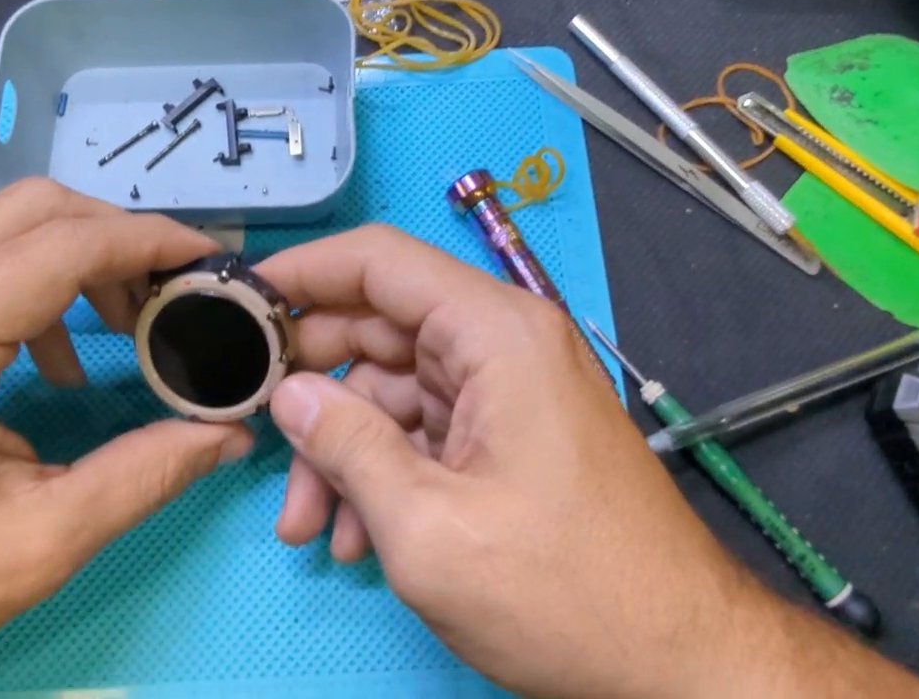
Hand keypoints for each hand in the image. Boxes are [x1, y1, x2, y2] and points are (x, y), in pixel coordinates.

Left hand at [0, 179, 250, 697]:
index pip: (57, 247)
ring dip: (75, 253)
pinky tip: (53, 355)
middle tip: (171, 288)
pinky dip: (31, 281)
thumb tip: (229, 434)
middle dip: (117, 235)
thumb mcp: (34, 548)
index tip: (207, 259)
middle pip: (27, 209)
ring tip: (123, 320)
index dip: (147, 241)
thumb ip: (147, 475)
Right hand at [255, 226, 918, 698]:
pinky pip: (426, 426)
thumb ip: (348, 446)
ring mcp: (508, 386)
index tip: (240, 302)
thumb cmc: (563, 591)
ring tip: (309, 524)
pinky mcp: (509, 430)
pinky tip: (356, 534)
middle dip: (316, 387)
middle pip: (381, 326)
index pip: (381, 261)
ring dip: (345, 447)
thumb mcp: (430, 528)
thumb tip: (289, 393)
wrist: (679, 661)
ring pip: (395, 387)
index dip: (304, 271)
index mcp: (495, 331)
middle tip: (257, 434)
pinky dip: (385, 468)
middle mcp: (503, 340)